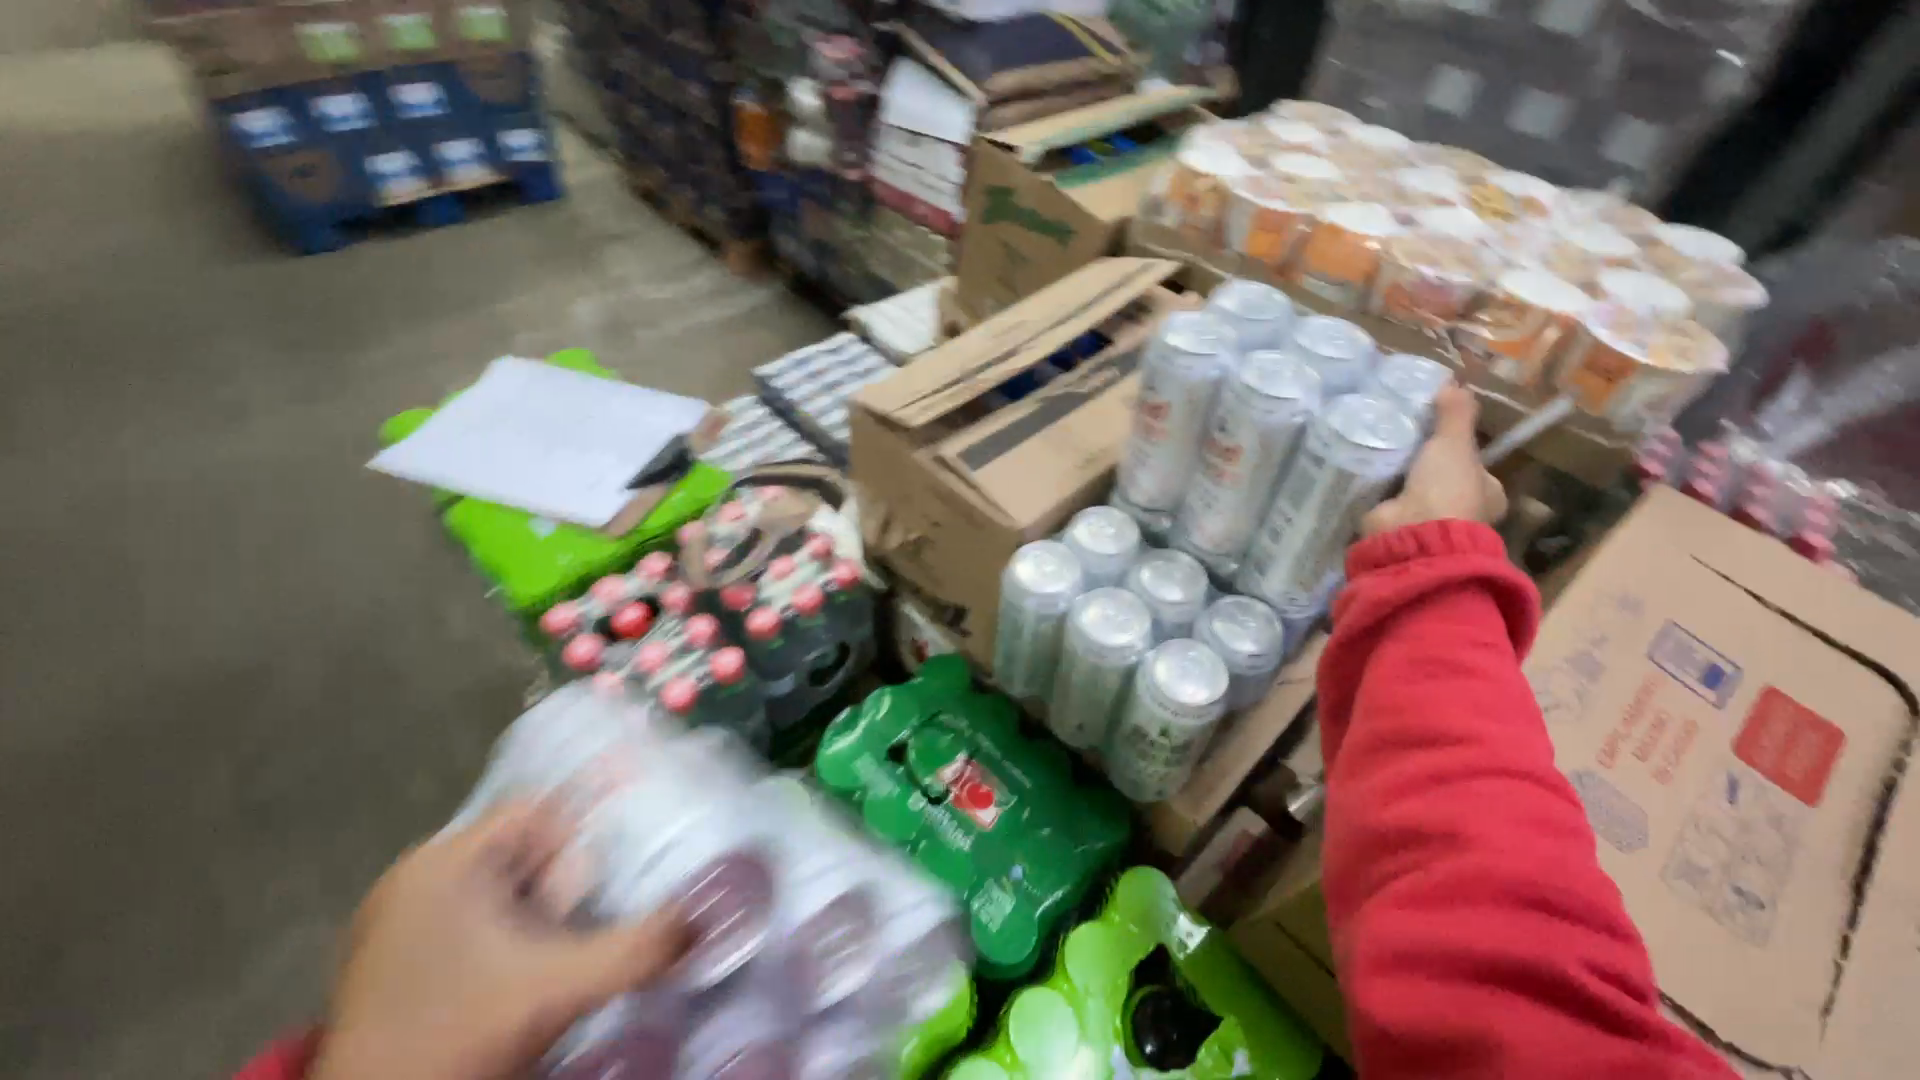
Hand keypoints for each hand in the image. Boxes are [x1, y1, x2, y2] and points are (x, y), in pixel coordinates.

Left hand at [312, 802, 684, 1079]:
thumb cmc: (456, 1039)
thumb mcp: (560, 989)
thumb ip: (640, 947)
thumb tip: (707, 916)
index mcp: (445, 860)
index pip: (538, 810)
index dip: (583, 837)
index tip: (613, 876)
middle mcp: (415, 877)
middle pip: (522, 852)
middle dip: (565, 886)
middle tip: (584, 928)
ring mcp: (396, 921)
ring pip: (501, 891)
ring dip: (541, 916)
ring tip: (562, 956)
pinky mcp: (391, 961)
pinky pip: (473, 923)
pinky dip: (510, 939)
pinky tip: (526, 978)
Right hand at [1362, 385, 1507, 537]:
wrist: (1412, 532)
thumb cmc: (1447, 489)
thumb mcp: (1456, 442)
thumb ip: (1455, 413)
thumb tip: (1454, 382)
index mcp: (1488, 495)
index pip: (1476, 467)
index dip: (1461, 449)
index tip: (1438, 431)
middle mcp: (1461, 511)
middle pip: (1442, 478)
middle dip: (1424, 462)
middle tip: (1403, 435)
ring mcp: (1426, 521)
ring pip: (1412, 490)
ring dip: (1397, 475)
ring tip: (1378, 446)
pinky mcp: (1395, 526)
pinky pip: (1385, 501)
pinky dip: (1376, 489)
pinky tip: (1363, 468)